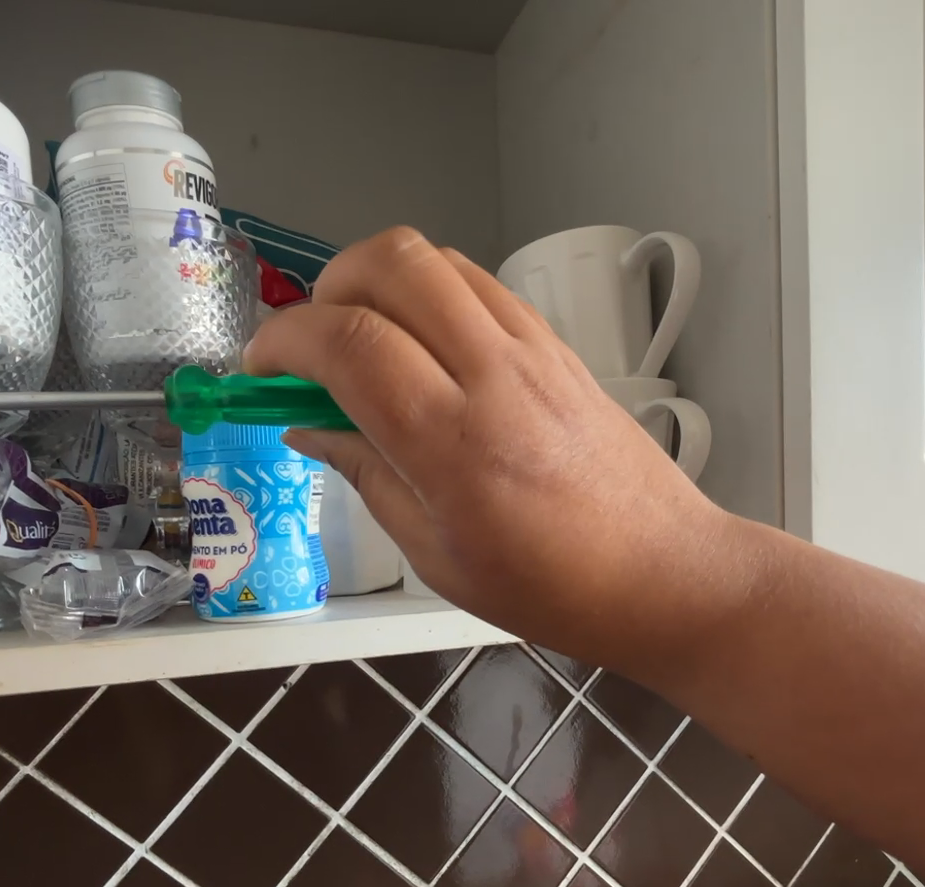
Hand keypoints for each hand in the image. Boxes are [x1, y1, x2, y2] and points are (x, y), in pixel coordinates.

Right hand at [244, 227, 761, 676]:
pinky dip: (429, 294)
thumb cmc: (550, 589)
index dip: (285, 341)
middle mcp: (495, 373)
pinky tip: (422, 348)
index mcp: (455, 442)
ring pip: (437, 260)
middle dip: (326, 287)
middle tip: (312, 345)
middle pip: (392, 264)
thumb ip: (368, 476)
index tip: (259, 368)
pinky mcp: (558, 345)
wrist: (665, 573)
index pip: (349, 343)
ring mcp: (534, 349)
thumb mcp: (438, 555)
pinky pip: (478, 286)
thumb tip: (309, 428)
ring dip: (378, 280)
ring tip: (363, 340)